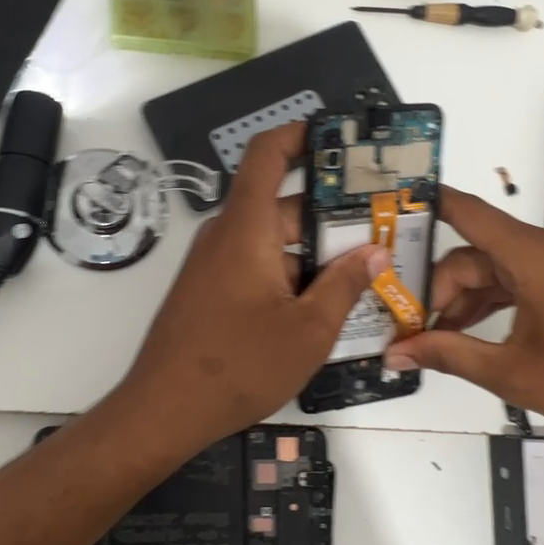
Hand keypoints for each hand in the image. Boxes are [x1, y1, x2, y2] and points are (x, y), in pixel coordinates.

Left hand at [114, 124, 386, 447]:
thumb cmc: (239, 365)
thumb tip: (375, 252)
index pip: (267, 154)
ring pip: (271, 241)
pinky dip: (288, 274)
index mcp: (246, 229)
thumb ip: (345, 285)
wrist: (164, 410)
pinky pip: (255, 265)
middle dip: (330, 215)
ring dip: (312, 253)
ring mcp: (213, 265)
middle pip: (281, 205)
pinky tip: (321, 306)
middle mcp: (225, 236)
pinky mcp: (208, 291)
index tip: (338, 139)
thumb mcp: (308, 330)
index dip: (300, 134)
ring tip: (363, 275)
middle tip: (379, 229)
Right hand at [383, 186, 543, 448]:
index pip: (468, 212)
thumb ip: (448, 354)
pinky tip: (485, 332)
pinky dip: (503, 299)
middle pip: (480, 253)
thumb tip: (396, 354)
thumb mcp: (511, 373)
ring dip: (472, 298)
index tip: (394, 205)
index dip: (427, 205)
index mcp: (536, 257)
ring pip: (505, 267)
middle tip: (417, 329)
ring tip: (446, 339)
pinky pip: (532, 277)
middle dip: (444, 288)